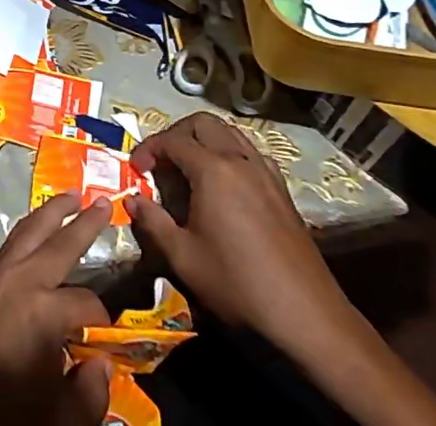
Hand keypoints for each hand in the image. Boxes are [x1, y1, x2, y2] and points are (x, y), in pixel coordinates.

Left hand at [0, 193, 114, 425]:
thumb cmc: (5, 419)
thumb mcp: (61, 417)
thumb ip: (91, 391)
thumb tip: (102, 365)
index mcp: (44, 311)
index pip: (88, 306)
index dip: (103, 325)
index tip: (109, 342)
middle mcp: (20, 283)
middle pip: (58, 243)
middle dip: (83, 222)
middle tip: (103, 201)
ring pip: (28, 233)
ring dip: (51, 213)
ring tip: (69, 196)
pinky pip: (10, 246)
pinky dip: (28, 231)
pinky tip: (36, 231)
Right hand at [128, 114, 435, 425]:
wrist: (302, 311)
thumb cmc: (236, 284)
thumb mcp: (183, 258)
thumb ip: (153, 223)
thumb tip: (133, 200)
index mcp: (213, 170)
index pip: (173, 141)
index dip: (149, 149)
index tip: (136, 170)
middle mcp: (240, 158)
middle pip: (203, 123)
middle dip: (176, 134)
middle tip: (160, 161)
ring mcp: (265, 170)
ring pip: (228, 132)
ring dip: (203, 139)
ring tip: (187, 169)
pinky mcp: (280, 186)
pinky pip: (248, 151)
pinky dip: (227, 152)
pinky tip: (221, 184)